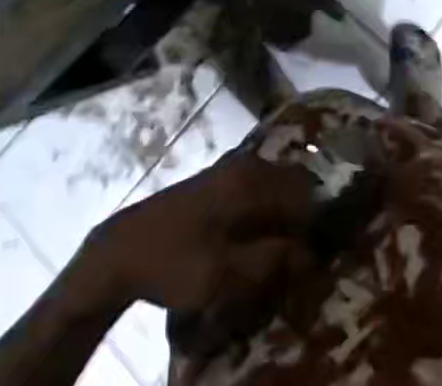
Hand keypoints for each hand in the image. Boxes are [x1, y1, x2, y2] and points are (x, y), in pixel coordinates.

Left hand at [73, 152, 315, 320]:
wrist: (121, 251)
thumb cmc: (173, 262)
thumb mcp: (225, 276)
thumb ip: (271, 261)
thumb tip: (309, 252)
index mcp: (249, 181)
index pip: (306, 195)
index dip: (319, 225)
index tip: (321, 255)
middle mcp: (243, 166)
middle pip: (292, 186)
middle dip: (303, 218)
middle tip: (303, 256)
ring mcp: (227, 170)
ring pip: (274, 188)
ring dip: (285, 216)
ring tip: (284, 252)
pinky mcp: (215, 182)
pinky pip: (256, 191)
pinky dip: (266, 213)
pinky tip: (260, 241)